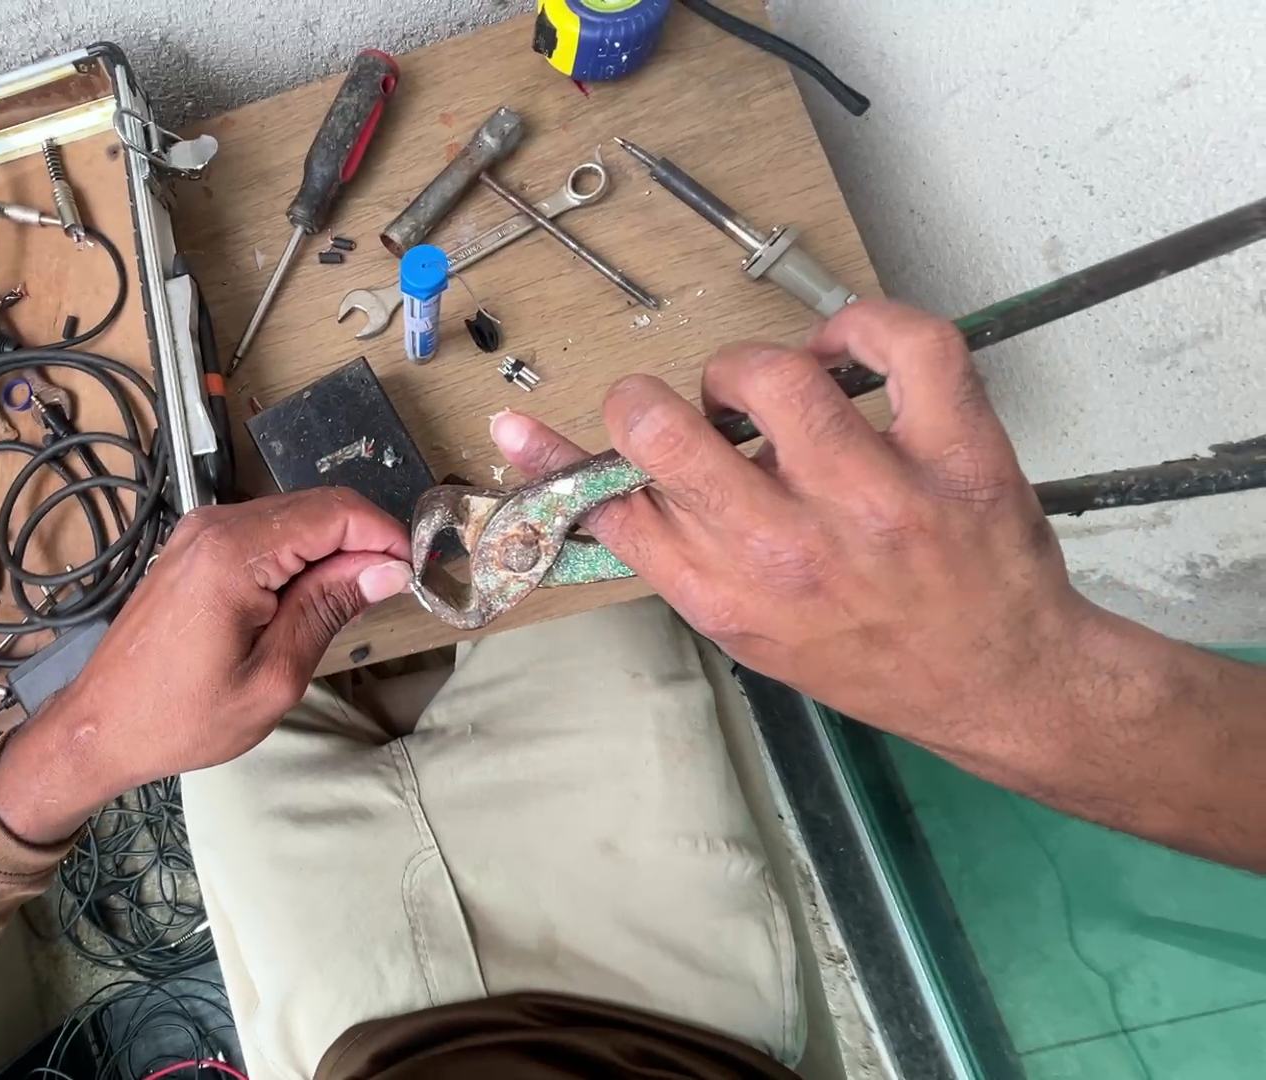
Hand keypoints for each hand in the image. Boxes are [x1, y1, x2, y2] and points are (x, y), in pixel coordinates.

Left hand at [0, 488, 412, 841]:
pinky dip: (298, 554)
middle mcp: (215, 524)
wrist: (101, 725)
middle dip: (362, 541)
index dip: (384, 535)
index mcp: (234, 552)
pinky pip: (264, 532)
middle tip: (388, 591)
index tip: (413, 572)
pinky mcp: (194, 546)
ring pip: (292, 517)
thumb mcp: (273, 677)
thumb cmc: (183, 717)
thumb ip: (330, 608)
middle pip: (316, 506)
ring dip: (332, 548)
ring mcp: (199, 531)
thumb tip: (387, 568)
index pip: (335, 513)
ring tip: (349, 601)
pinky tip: (308, 595)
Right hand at [489, 300, 1091, 746]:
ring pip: (774, 377)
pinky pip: (909, 348)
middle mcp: (779, 547)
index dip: (548, 454)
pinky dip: (862, 326)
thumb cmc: (840, 650)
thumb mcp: (724, 617)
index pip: (601, 504)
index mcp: (713, 588)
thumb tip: (588, 484)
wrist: (986, 680)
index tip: (518, 426)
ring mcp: (873, 498)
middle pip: (660, 432)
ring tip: (758, 397)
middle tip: (674, 416)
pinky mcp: (955, 454)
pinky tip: (839, 352)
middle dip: (640, 404)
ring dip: (741, 372)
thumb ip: (653, 543)